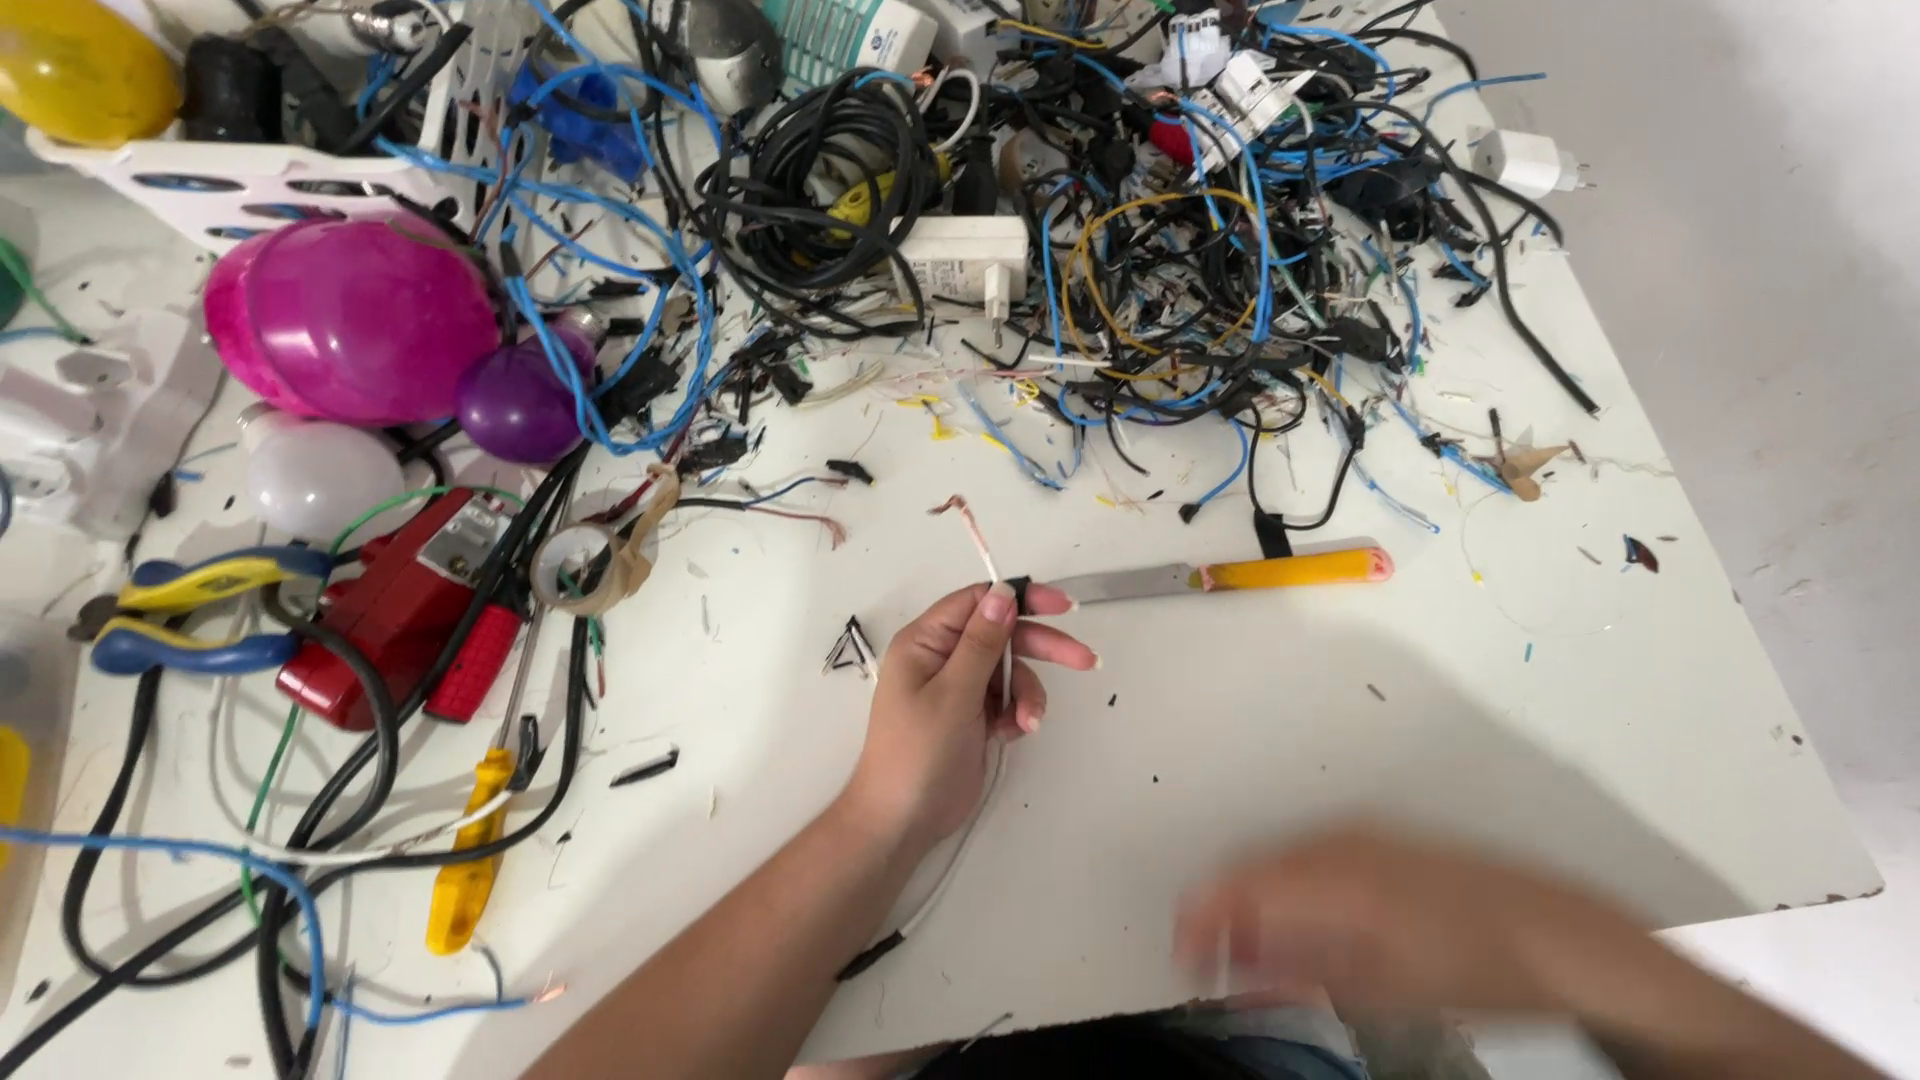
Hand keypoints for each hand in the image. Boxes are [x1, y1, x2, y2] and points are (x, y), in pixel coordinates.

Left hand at [842, 581, 1096, 852]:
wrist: (903, 821)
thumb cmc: (918, 752)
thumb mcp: (953, 693)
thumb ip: (981, 642)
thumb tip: (1003, 593)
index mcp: (926, 641)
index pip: (977, 602)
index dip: (1020, 598)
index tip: (1061, 606)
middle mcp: (943, 657)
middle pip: (1003, 635)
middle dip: (1042, 648)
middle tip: (1084, 660)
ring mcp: (960, 687)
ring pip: (1012, 671)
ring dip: (1027, 694)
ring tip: (1028, 723)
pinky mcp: (974, 715)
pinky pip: (1008, 699)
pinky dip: (1018, 713)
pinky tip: (1013, 733)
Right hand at [1174, 824, 1652, 1014]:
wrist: (1556, 933)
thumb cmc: (1471, 964)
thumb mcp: (1381, 985)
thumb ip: (1298, 971)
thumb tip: (1234, 972)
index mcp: (1331, 872)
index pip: (1239, 882)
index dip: (1200, 914)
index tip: (1181, 949)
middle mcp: (1334, 839)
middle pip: (1252, 867)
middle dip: (1224, 910)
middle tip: (1210, 956)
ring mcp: (1354, 831)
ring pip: (1277, 859)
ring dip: (1254, 899)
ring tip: (1249, 946)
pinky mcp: (1372, 836)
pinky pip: (1306, 855)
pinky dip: (1286, 886)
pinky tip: (1296, 920)